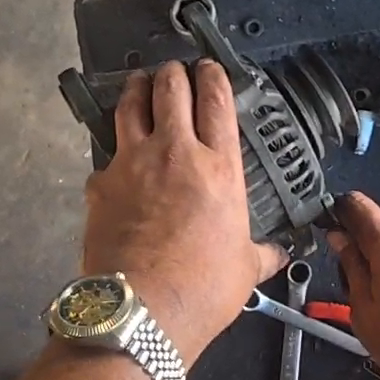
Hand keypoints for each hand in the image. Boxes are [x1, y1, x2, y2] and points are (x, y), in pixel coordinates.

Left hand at [83, 60, 287, 363]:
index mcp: (218, 166)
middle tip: (173, 71)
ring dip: (137, 90)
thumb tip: (278, 255)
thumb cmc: (202, 288)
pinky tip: (115, 161)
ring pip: (131, 106)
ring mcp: (132, 164)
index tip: (209, 67)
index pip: (216, 101)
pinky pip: (106, 156)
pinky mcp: (100, 184)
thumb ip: (262, 253)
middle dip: (173, 73)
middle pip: (170, 89)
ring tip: (139, 84)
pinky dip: (113, 153)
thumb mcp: (245, 268)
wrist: (140, 312)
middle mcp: (175, 152)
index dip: (213, 76)